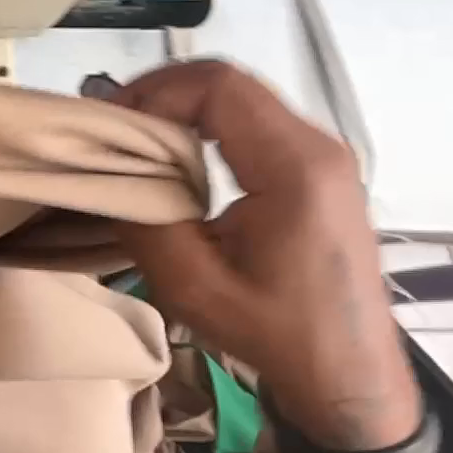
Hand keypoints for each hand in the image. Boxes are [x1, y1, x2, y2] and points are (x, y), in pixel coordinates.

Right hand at [113, 60, 418, 446]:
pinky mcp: (314, 169)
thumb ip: (145, 217)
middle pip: (226, 82)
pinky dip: (198, 126)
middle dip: (157, 95)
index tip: (108, 127)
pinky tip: (170, 161)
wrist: (346, 371)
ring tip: (132, 146)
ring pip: (236, 97)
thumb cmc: (272, 330)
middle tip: (110, 132)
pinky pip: (248, 121)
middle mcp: (317, 147)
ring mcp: (321, 156)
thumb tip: (106, 171)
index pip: (217, 87)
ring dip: (176, 109)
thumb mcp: (190, 284)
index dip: (152, 93)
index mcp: (294, 167)